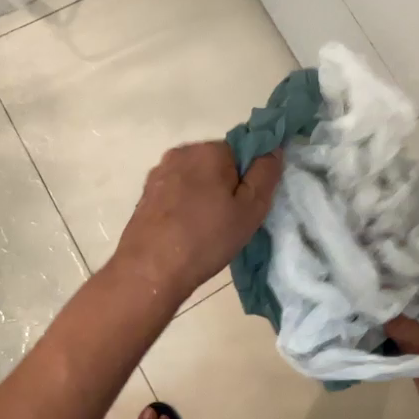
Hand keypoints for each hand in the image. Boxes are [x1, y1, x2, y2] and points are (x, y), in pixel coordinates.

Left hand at [112, 142, 283, 305]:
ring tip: (205, 230)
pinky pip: (175, 193)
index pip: (242, 151)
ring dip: (203, 196)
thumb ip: (266, 174)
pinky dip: (183, 206)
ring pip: (194, 179)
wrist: (150, 270)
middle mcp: (181, 153)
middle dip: (225, 186)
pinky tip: (185, 232)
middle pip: (216, 163)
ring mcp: (158, 173)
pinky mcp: (145, 194)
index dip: (249, 178)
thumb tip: (273, 147)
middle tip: (230, 220)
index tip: (247, 205)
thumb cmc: (206, 238)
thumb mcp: (250, 209)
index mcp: (209, 150)